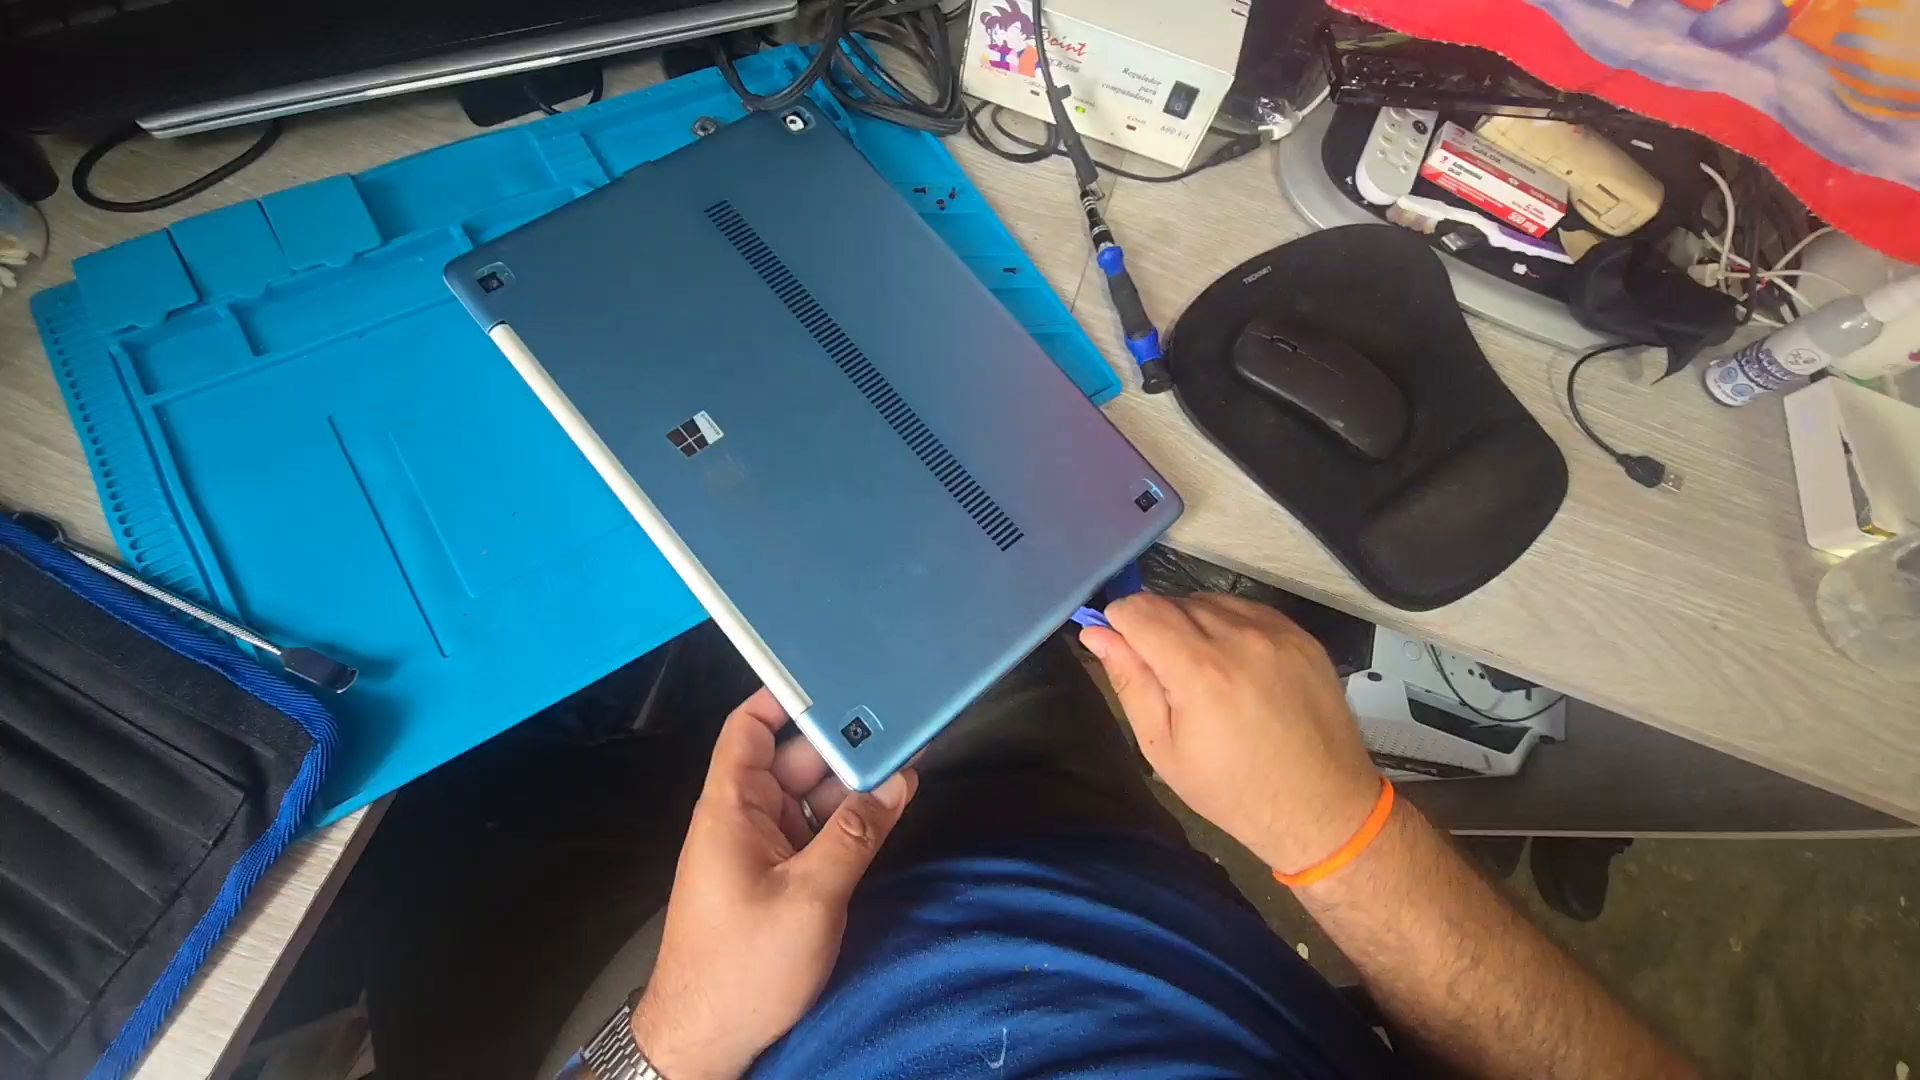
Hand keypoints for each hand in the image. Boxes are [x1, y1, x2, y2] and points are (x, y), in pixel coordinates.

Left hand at [630, 689, 916, 1079]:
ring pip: (813, 794)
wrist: (707, 1045)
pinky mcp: (784, 872)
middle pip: (794, 758)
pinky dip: (851, 816)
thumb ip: (855, 833)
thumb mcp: (809, 897)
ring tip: (905, 756)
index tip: (827, 676)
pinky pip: (820, 828)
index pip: (747, 728)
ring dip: (853, 782)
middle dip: (841, 742)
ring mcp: (767, 845)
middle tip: (894, 721)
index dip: (779, 697)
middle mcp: (747, 816)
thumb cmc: (742, 969)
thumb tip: (898, 781)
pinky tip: (890, 801)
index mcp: (731, 807)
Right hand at [1080, 593, 1380, 877]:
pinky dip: (1226, 625)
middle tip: (1166, 676)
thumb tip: (1096, 634)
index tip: (1126, 653)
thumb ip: (1129, 681)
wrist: (1323, 808)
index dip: (1120, 625)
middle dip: (1153, 628)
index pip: (1137, 609)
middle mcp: (1240, 638)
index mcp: (1200, 670)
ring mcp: (1276, 632)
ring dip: (1190, 623)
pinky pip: (1243, 608)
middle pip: (1169, 601)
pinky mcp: (1300, 634)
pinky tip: (1233, 663)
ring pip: (1205, 600)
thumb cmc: (1232, 789)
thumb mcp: (1162, 747)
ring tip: (1203, 671)